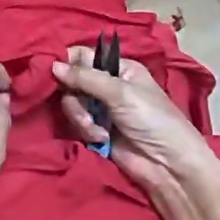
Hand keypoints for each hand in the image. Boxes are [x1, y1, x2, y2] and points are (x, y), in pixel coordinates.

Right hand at [52, 48, 219, 193]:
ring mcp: (101, 108)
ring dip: (81, 117)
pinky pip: (77, 123)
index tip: (55, 71)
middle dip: (75, 96)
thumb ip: (85, 78)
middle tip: (86, 110)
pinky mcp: (96, 130)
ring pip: (72, 103)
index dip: (68, 63)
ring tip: (97, 131)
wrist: (167, 164)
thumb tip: (53, 65)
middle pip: (73, 80)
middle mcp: (108, 84)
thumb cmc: (151, 118)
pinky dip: (85, 130)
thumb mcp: (120, 92)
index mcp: (119, 68)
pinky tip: (101, 139)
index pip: (84, 56)